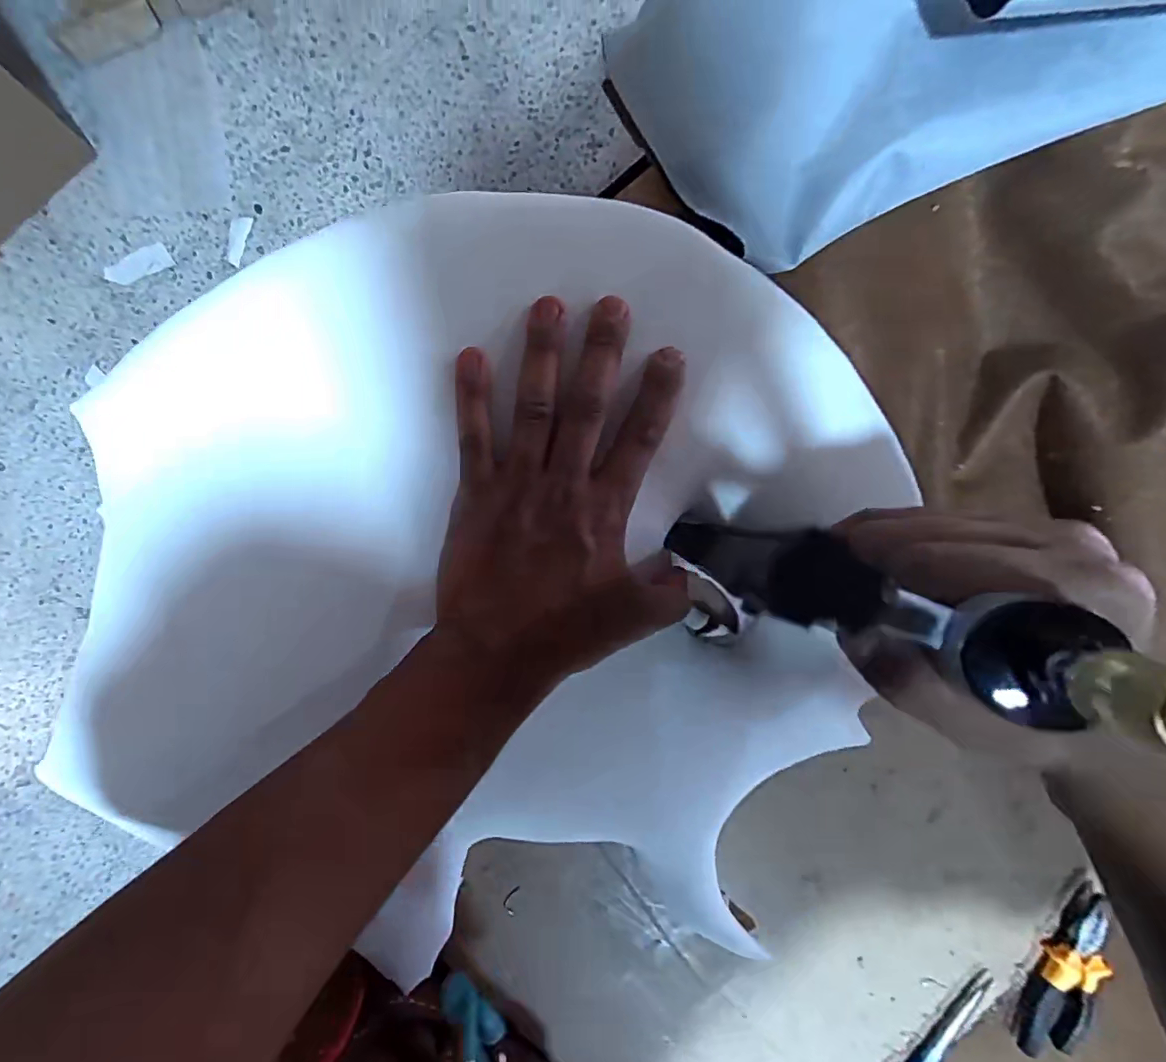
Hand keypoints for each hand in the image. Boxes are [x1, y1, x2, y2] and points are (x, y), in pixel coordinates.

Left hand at [432, 295, 690, 694]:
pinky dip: (470, 397)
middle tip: (611, 306)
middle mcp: (563, 484)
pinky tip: (470, 356)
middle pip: (588, 408)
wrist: (494, 652)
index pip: (638, 441)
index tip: (668, 355)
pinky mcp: (476, 492)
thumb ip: (669, 593)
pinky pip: (473, 437)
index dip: (657, 396)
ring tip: (549, 308)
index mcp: (604, 510)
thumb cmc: (563, 632)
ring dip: (542, 355)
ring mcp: (516, 483)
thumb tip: (695, 575)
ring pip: (534, 408)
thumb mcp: (631, 619)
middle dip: (602, 353)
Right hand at [835, 509, 1160, 780]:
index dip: (881, 562)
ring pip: (951, 518)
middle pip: (946, 530)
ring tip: (846, 547)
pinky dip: (917, 530)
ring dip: (891, 531)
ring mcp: (1070, 534)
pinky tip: (885, 544)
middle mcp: (1078, 549)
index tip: (832, 567)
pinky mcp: (1053, 530)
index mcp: (1072, 594)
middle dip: (879, 541)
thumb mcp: (967, 724)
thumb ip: (910, 683)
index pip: (949, 560)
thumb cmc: (1038, 729)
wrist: (1109, 727)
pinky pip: (966, 520)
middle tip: (828, 554)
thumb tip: (854, 631)